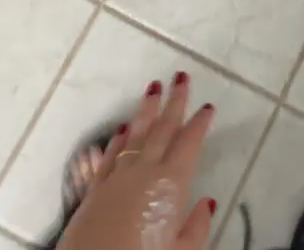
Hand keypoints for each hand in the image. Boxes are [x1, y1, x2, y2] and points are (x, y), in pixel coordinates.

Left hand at [58, 73, 217, 249]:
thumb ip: (197, 227)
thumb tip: (207, 202)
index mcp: (171, 184)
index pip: (189, 143)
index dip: (199, 123)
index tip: (207, 107)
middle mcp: (144, 172)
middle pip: (162, 129)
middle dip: (174, 101)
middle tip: (181, 76)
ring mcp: (117, 178)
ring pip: (136, 135)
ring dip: (146, 111)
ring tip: (153, 88)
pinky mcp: (95, 191)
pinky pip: (110, 156)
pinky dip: (118, 141)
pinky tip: (123, 130)